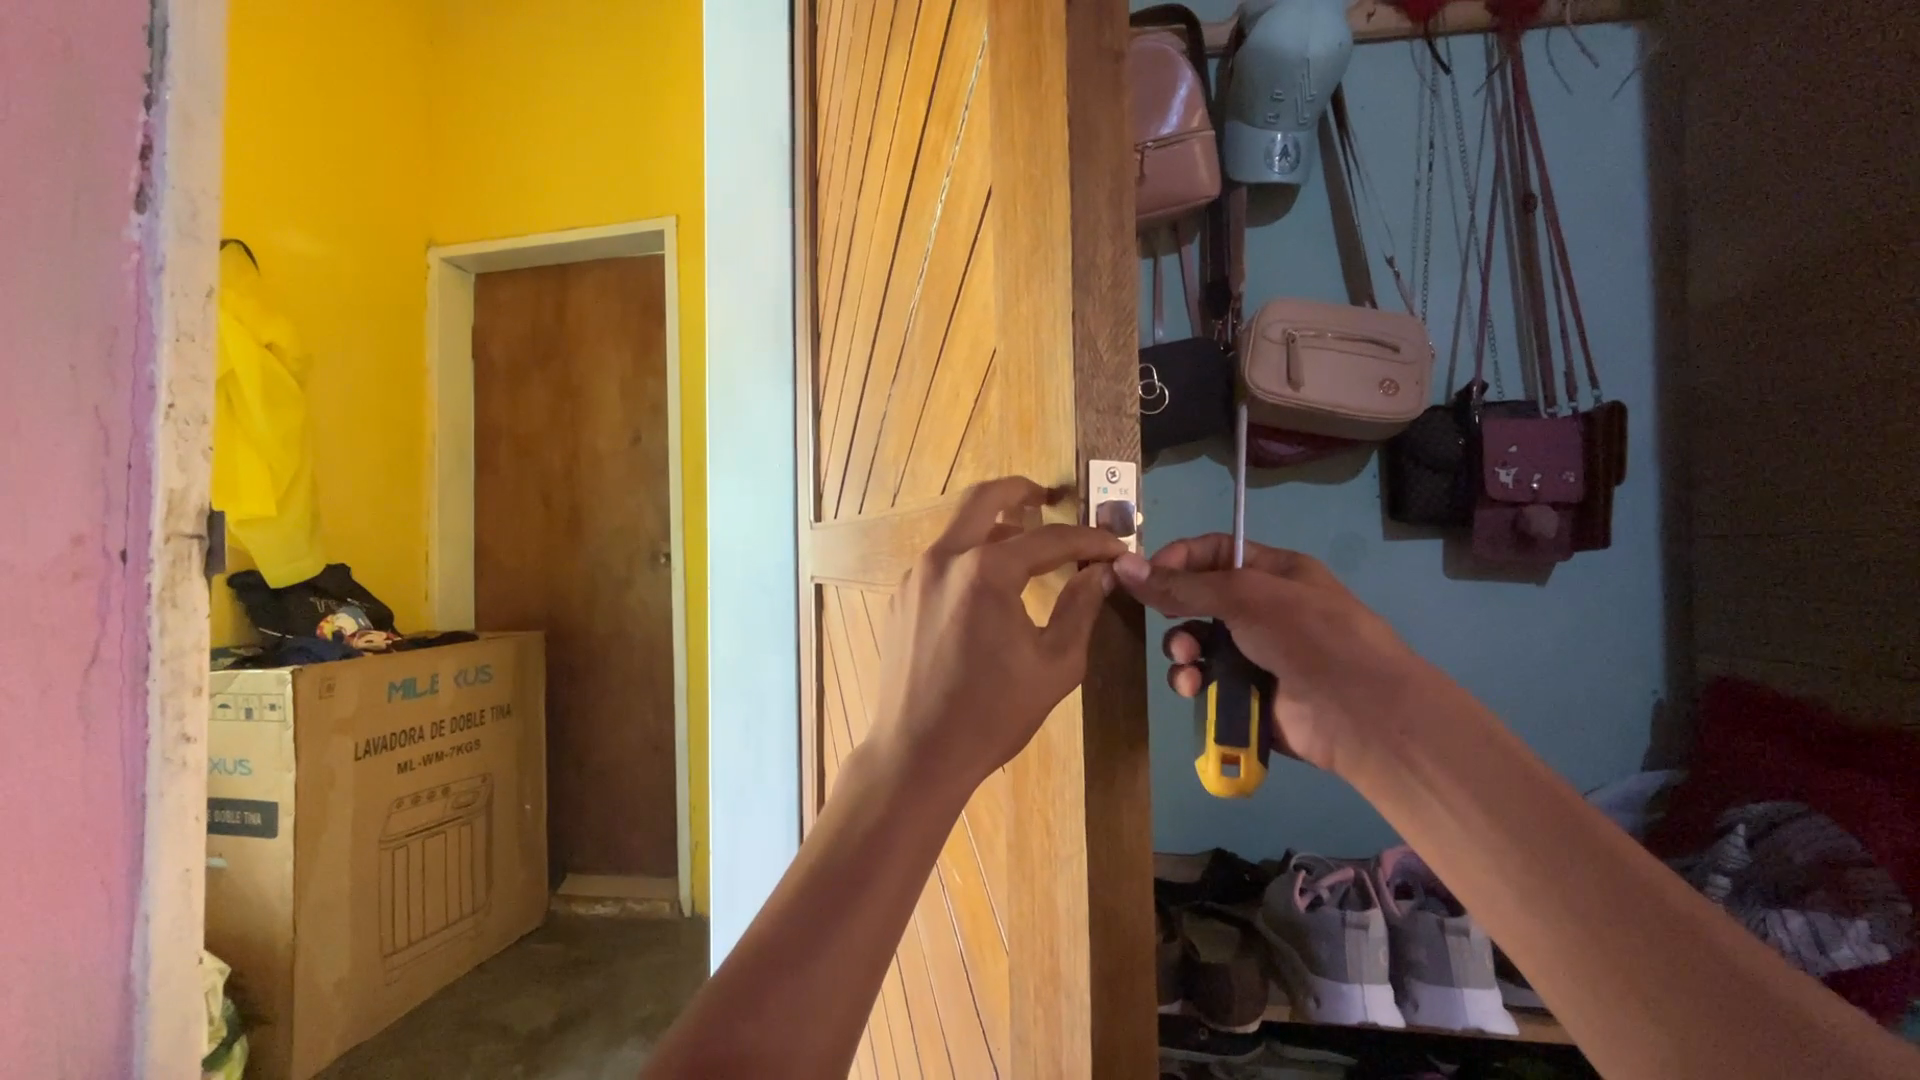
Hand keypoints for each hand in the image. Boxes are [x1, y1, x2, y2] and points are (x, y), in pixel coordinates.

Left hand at [870, 477, 1127, 793]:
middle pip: (983, 499)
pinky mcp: (900, 598)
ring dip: (994, 527)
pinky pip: (941, 561)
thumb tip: (1101, 571)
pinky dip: (969, 557)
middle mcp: (943, 560)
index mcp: (985, 572)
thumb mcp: (1055, 665)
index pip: (1050, 539)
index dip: (1089, 540)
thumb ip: (1081, 607)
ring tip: (1026, 545)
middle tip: (1050, 497)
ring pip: (957, 529)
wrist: (918, 754)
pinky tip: (988, 588)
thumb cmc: (993, 715)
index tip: (1115, 546)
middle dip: (1021, 490)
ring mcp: (914, 577)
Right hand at [1113, 535, 1445, 776]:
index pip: (1215, 552)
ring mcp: (1258, 655)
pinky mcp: (1250, 696)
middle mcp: (1266, 611)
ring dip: (1183, 652)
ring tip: (1187, 662)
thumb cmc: (1308, 634)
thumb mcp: (1244, 597)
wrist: (1360, 711)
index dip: (1178, 559)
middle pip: (1200, 601)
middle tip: (1170, 623)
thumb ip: (1181, 586)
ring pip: (1199, 645)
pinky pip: (1209, 683)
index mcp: (1275, 573)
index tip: (1146, 575)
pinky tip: (1195, 688)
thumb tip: (1123, 565)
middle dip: (1177, 613)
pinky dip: (1195, 683)